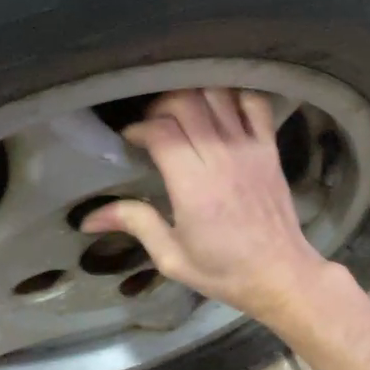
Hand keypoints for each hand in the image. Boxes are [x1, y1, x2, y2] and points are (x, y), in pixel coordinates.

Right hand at [81, 89, 335, 321]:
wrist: (281, 274)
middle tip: (153, 126)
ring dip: (194, 96)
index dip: (139, 128)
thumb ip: (135, 224)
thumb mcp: (172, 257)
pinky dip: (236, 96)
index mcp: (193, 185)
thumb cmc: (225, 271)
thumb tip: (88, 218)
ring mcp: (250, 148)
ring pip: (217, 96)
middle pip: (185, 103)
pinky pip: (255, 103)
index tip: (131, 141)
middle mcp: (221, 157)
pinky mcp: (270, 148)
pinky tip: (221, 109)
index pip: (161, 130)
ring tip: (182, 115)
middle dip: (160, 107)